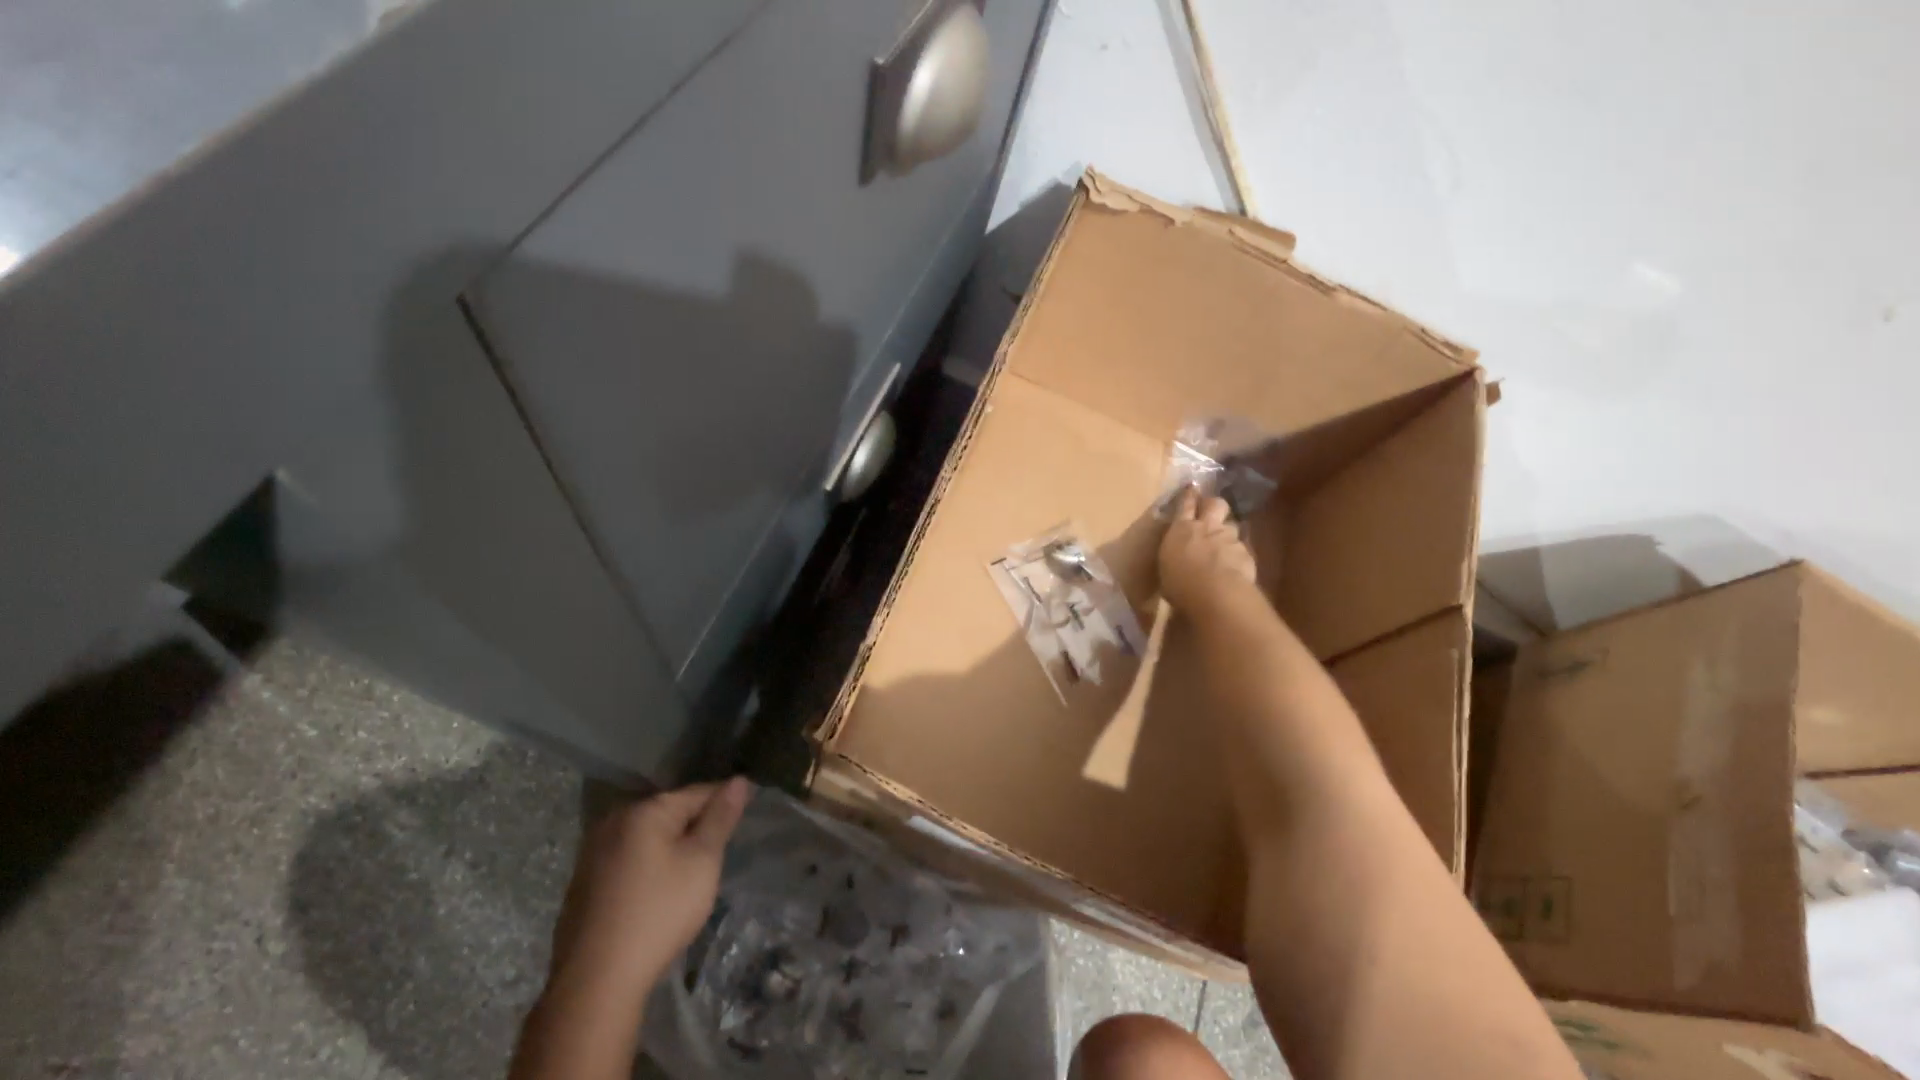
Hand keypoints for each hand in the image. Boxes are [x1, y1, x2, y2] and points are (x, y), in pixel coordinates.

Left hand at [547, 777, 752, 999]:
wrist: (597, 977)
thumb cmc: (659, 912)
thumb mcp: (702, 863)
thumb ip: (720, 819)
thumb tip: (738, 781)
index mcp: (644, 811)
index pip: (696, 792)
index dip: (724, 799)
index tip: (748, 808)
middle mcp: (613, 821)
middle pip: (668, 811)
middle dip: (696, 822)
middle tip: (722, 844)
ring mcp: (593, 852)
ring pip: (645, 836)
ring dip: (671, 844)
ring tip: (695, 865)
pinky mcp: (584, 881)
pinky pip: (627, 858)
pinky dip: (648, 863)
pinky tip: (658, 887)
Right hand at [1159, 488, 1257, 616]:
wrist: (1216, 593)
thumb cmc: (1180, 584)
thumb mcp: (1167, 570)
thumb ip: (1174, 558)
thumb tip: (1177, 560)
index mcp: (1181, 529)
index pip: (1185, 504)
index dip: (1189, 495)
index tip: (1192, 488)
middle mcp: (1207, 527)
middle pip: (1215, 504)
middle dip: (1214, 505)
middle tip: (1211, 510)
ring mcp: (1229, 538)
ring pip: (1231, 527)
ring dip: (1227, 534)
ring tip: (1224, 547)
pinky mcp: (1246, 553)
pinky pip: (1241, 549)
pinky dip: (1237, 556)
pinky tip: (1235, 568)